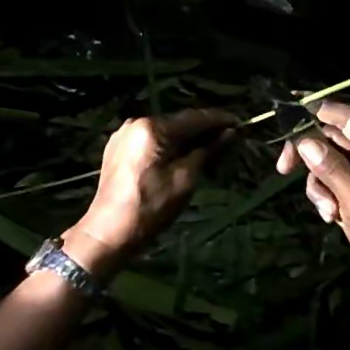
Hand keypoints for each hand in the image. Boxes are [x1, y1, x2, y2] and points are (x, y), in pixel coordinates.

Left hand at [67, 108, 237, 275]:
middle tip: (229, 140)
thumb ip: (207, 151)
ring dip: (186, 139)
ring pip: (164, 132)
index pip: (193, 117)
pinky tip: (183, 157)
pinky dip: (169, 146)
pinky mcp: (118, 149)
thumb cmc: (151, 207)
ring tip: (210, 150)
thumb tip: (229, 133)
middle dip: (203, 131)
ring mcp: (124, 135)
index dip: (219, 120)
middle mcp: (135, 123)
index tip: (240, 123)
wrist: (108, 231)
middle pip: (178, 122)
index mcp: (152, 127)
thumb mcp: (185, 179)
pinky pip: (150, 141)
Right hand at [275, 101, 349, 288]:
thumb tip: (305, 142)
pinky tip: (331, 216)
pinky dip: (324, 195)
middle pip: (334, 138)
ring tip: (328, 209)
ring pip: (328, 161)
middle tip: (284, 167)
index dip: (322, 111)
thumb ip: (331, 168)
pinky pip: (331, 180)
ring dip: (318, 183)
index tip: (291, 113)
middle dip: (309, 153)